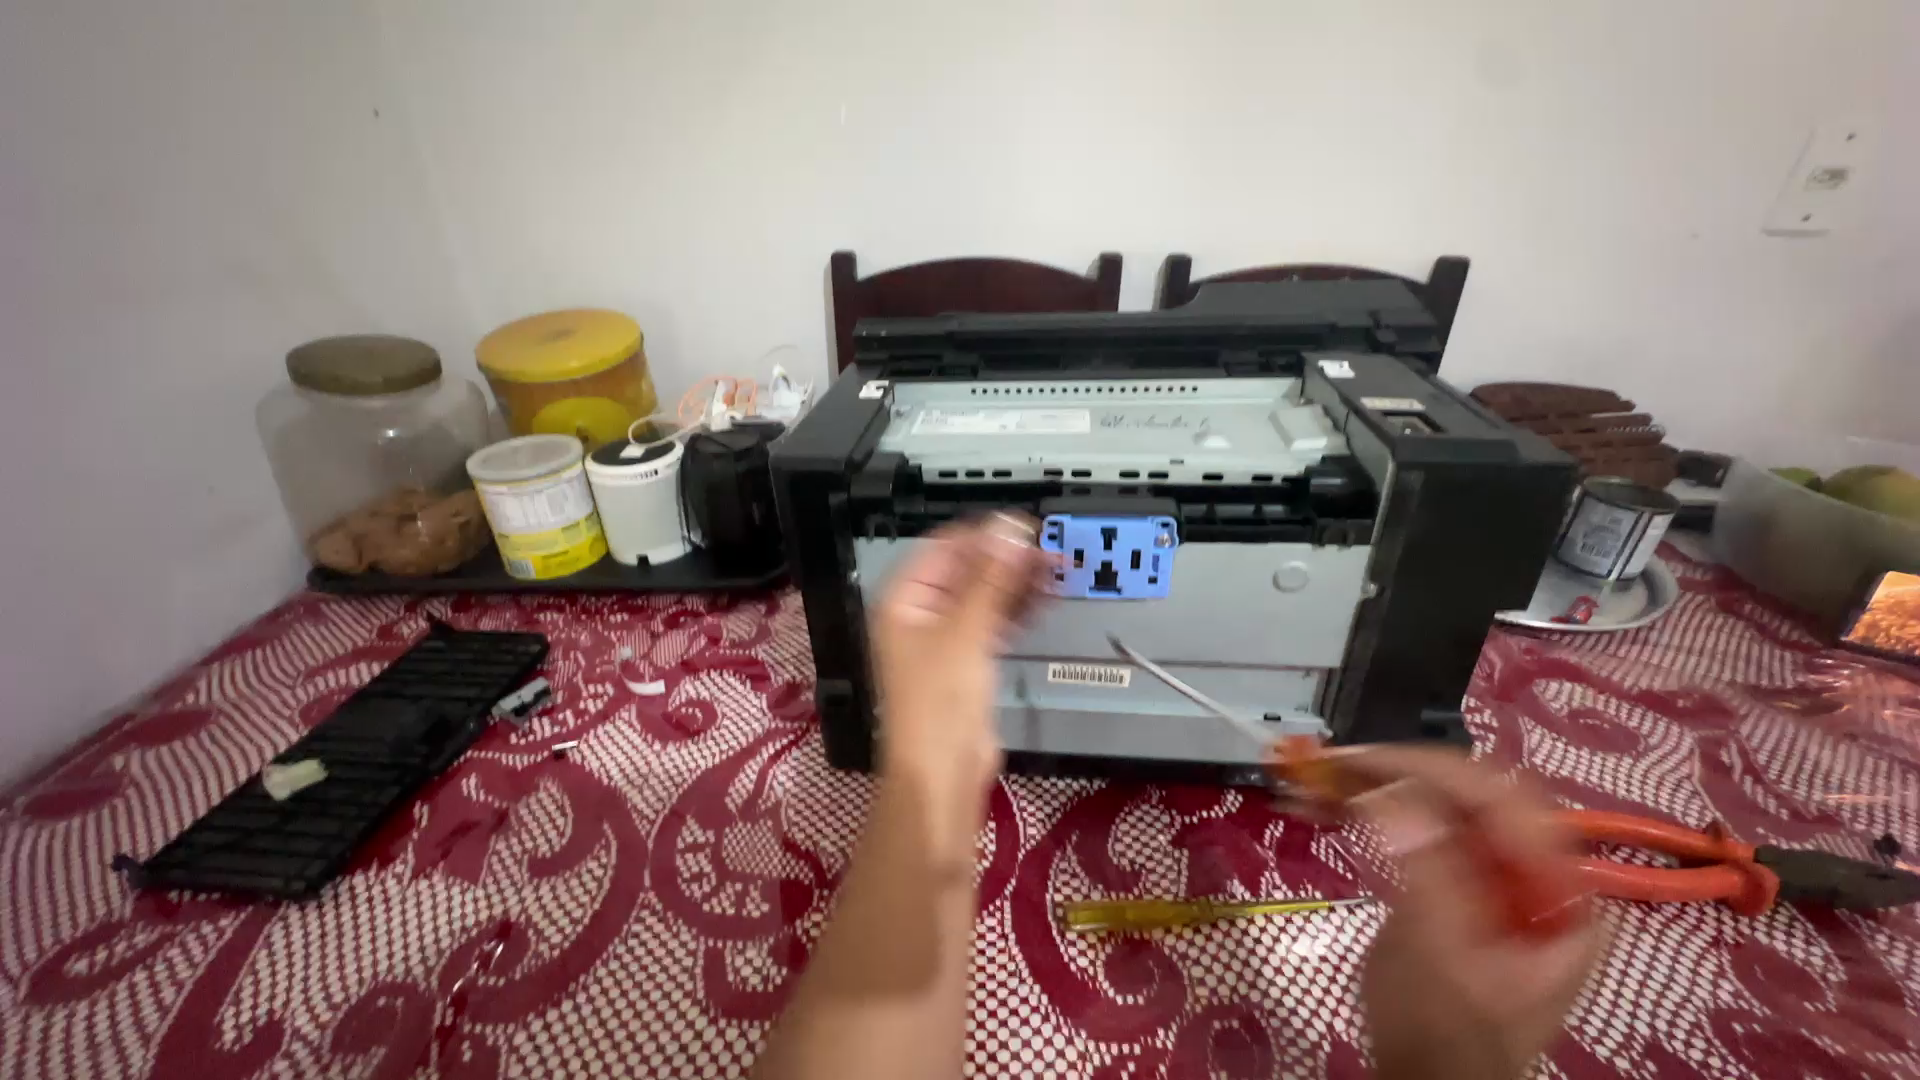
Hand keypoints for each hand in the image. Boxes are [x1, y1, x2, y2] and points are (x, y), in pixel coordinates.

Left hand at [868, 513, 1050, 801]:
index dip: (983, 535)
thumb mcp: (965, 632)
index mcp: (905, 599)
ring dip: (1017, 582)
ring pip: (985, 595)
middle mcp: (922, 613)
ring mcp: (947, 637)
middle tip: (1048, 549)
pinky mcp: (970, 659)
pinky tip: (1045, 596)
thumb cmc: (939, 702)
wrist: (944, 772)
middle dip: (1006, 558)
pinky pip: (995, 621)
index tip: (1024, 527)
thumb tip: (1009, 530)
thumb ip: (990, 579)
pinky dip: (1017, 608)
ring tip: (1055, 568)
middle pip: (967, 570)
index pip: (944, 547)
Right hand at [1346, 746, 1607, 1079]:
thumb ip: (1425, 875)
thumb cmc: (1444, 1038)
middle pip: (1463, 792)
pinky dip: (1360, 808)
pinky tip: (1317, 803)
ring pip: (1430, 801)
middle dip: (1389, 772)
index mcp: (1558, 893)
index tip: (1359, 760)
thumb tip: (1391, 796)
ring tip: (1308, 781)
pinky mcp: (1448, 876)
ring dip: (1365, 786)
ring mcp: (1489, 872)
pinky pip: (1409, 823)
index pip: (1502, 800)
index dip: (1430, 770)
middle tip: (1324, 766)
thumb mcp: (1437, 958)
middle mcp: (1532, 871)